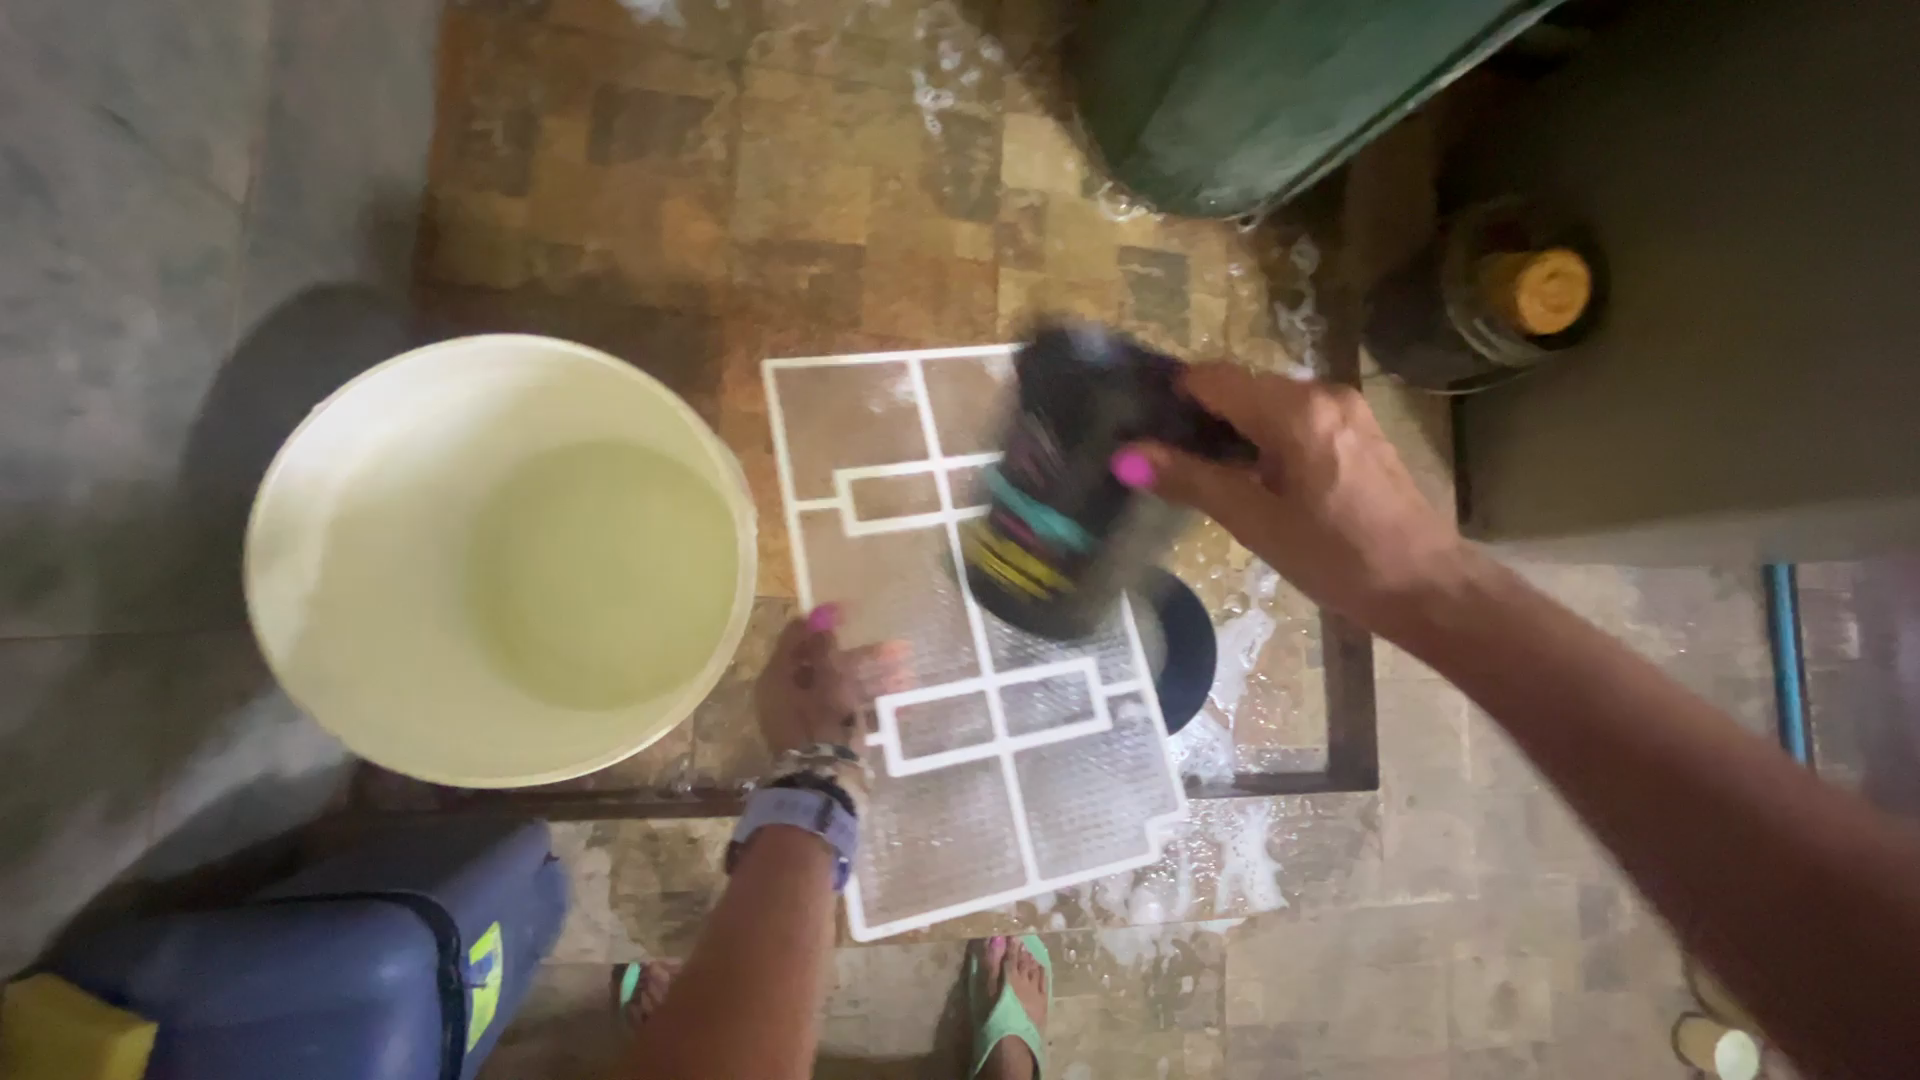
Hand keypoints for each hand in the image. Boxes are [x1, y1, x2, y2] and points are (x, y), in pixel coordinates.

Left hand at [754, 604, 909, 755]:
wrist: (822, 781)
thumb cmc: (820, 723)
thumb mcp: (825, 680)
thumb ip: (824, 648)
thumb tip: (821, 616)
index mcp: (778, 678)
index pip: (796, 638)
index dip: (822, 622)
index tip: (850, 611)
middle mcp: (789, 694)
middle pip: (828, 664)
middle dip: (866, 656)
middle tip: (898, 648)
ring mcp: (810, 716)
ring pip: (845, 687)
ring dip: (877, 679)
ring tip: (909, 676)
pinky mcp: (828, 734)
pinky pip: (851, 711)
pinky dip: (874, 704)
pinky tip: (902, 700)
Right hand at [1132, 363, 1467, 631]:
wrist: (1426, 586)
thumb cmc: (1336, 557)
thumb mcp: (1254, 521)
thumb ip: (1189, 480)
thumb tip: (1126, 456)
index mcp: (1296, 410)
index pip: (1213, 378)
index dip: (1172, 396)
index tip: (1139, 426)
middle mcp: (1322, 394)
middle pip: (1240, 387)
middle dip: (1198, 415)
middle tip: (1161, 457)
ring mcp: (1346, 410)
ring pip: (1266, 403)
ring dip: (1229, 428)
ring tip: (1198, 470)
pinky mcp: (1357, 430)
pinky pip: (1293, 419)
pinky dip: (1261, 437)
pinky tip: (1249, 476)